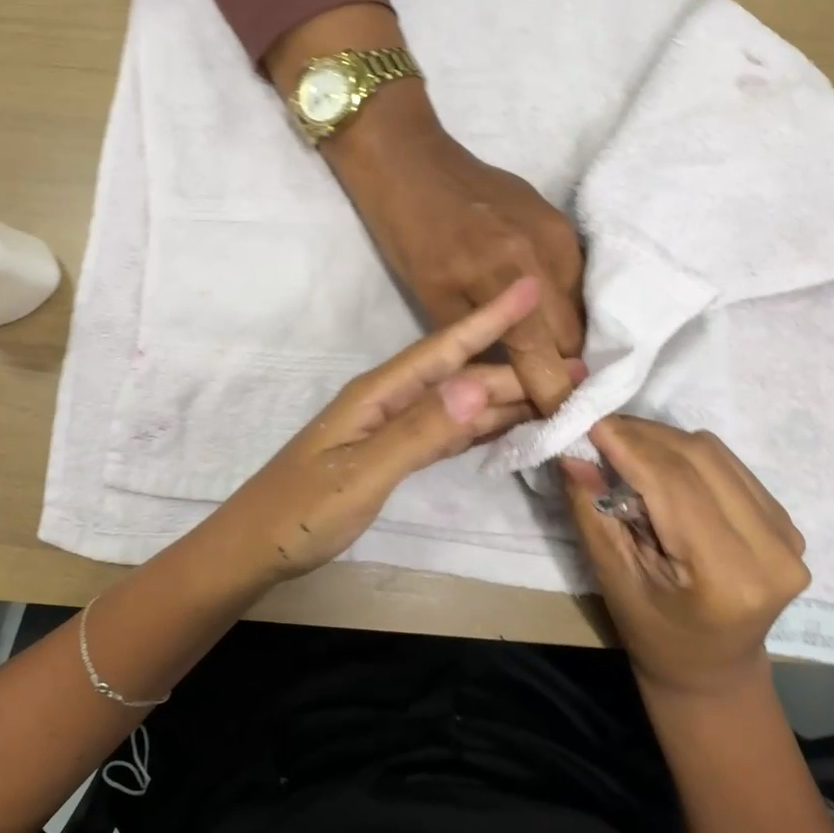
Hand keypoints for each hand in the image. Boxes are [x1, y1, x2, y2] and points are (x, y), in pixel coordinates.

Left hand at [209, 278, 584, 581]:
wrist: (256, 546)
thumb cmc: (301, 511)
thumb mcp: (362, 473)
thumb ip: (419, 432)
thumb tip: (479, 384)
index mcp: (378, 394)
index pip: (444, 349)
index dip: (488, 320)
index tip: (531, 287)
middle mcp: (387, 401)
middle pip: (460, 376)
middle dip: (513, 365)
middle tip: (577, 365)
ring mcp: (389, 428)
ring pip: (458, 402)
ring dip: (504, 395)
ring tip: (557, 391)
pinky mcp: (391, 455)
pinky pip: (446, 430)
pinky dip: (480, 426)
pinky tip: (506, 424)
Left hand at [330, 112, 584, 413]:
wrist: (411, 160)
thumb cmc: (407, 233)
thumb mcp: (431, 297)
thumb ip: (477, 342)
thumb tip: (509, 387)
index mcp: (505, 278)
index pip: (547, 358)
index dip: (553, 398)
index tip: (557, 427)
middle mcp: (547, 255)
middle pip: (575, 337)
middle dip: (563, 372)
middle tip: (544, 395)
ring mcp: (561, 233)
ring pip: (581, 309)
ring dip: (565, 339)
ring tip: (543, 360)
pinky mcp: (563, 220)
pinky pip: (576, 279)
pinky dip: (562, 305)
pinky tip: (541, 316)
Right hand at [560, 417, 810, 695]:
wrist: (711, 668)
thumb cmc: (652, 631)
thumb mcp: (612, 575)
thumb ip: (593, 511)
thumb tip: (572, 453)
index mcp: (728, 575)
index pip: (675, 484)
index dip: (630, 446)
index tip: (588, 422)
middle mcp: (772, 550)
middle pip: (700, 459)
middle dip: (643, 435)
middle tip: (598, 430)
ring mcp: (788, 535)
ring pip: (715, 453)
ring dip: (663, 439)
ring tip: (623, 446)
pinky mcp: (787, 522)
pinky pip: (729, 465)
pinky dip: (687, 454)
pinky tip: (659, 466)